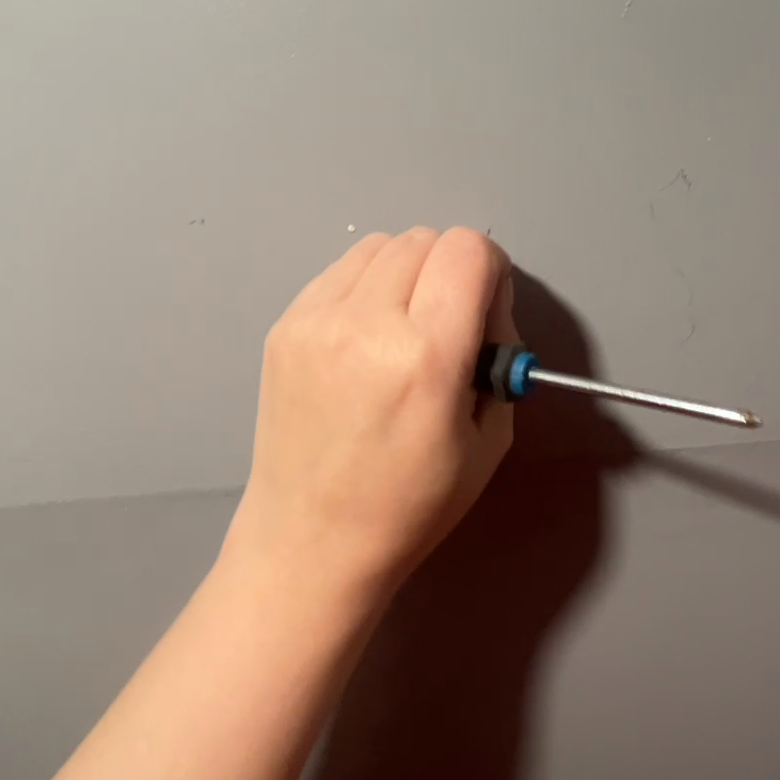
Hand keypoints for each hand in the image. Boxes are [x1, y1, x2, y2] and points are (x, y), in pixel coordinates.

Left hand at [225, 227, 516, 597]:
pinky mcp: (283, 326)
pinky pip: (339, 272)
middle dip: (452, 269)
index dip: (491, 269)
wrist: (310, 541)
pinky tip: (365, 337)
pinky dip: (366, 287)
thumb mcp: (490, 440)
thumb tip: (485, 308)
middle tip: (449, 322)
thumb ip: (497, 357)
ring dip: (407, 271)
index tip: (487, 307)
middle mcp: (365, 323)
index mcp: (425, 356)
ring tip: (404, 325)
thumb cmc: (410, 506)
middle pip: (425, 238)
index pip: (468, 250)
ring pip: (379, 245)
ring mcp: (315, 320)